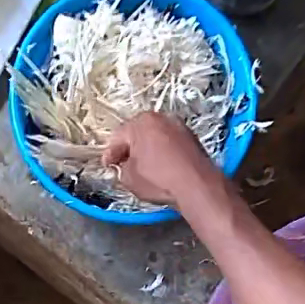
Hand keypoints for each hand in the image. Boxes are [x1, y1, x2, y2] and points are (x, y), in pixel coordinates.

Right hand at [102, 113, 220, 208]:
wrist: (196, 185)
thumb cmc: (159, 179)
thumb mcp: (128, 178)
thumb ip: (121, 168)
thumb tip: (124, 166)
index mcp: (141, 122)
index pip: (118, 136)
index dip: (110, 153)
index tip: (108, 164)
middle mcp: (161, 118)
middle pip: (138, 133)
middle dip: (130, 148)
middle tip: (123, 164)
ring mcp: (179, 126)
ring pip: (156, 137)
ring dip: (148, 149)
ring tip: (143, 168)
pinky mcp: (192, 138)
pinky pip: (170, 143)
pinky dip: (164, 153)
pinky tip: (161, 168)